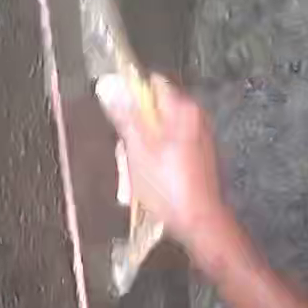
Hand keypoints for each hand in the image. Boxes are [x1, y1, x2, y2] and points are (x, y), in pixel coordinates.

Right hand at [94, 74, 235, 259]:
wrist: (200, 222)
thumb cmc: (170, 188)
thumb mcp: (138, 150)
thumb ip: (124, 116)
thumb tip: (108, 84)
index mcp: (182, 110)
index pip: (149, 84)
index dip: (129, 99)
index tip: (117, 121)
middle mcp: (193, 119)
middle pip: (150, 112)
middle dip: (133, 134)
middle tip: (127, 159)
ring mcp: (196, 138)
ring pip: (155, 135)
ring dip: (139, 153)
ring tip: (136, 178)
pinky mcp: (195, 157)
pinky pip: (166, 151)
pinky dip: (154, 163)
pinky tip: (149, 184)